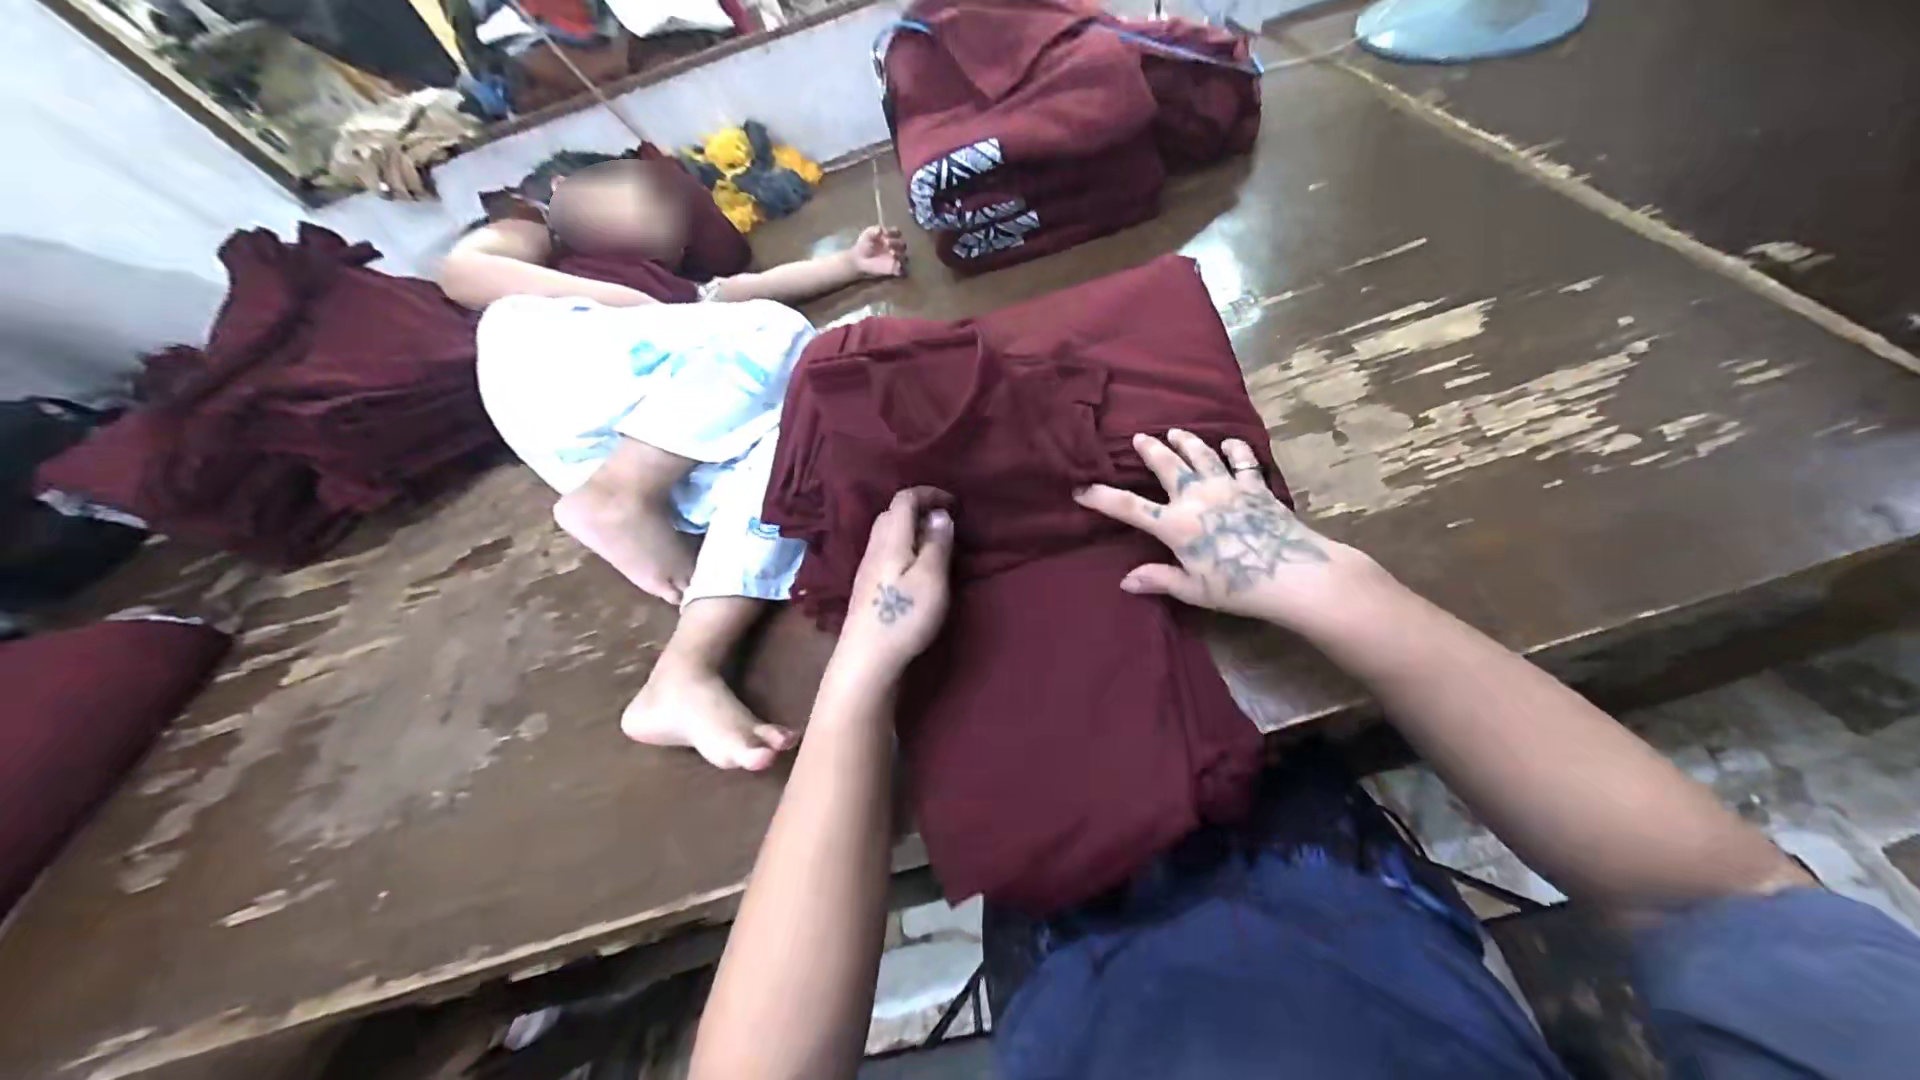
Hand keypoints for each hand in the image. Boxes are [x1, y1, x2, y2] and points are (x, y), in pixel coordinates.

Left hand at [833, 487, 954, 683]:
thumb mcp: (931, 579)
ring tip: (935, 544)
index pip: (903, 499)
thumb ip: (936, 544)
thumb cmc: (903, 617)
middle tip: (946, 522)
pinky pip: (885, 551)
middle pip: (891, 514)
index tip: (954, 503)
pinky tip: (915, 566)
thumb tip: (940, 514)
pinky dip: (904, 546)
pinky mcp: (866, 587)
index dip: (928, 493)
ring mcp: (866, 568)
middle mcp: (874, 548)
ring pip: (887, 533)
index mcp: (890, 540)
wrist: (866, 659)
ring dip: (911, 529)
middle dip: (919, 508)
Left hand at [848, 225, 907, 277]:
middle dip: (897, 243)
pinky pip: (902, 270)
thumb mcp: (867, 234)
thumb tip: (881, 229)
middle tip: (887, 244)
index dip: (895, 232)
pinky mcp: (893, 270)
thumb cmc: (863, 245)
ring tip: (891, 254)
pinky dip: (901, 268)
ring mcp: (895, 259)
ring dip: (900, 254)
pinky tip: (895, 264)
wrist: (858, 260)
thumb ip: (874, 230)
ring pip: (905, 257)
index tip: (887, 233)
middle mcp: (894, 248)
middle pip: (903, 244)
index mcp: (890, 238)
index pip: (898, 233)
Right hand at [1074, 430, 1384, 628]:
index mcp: (1176, 525)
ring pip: (1202, 456)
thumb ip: (1158, 579)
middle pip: (1167, 467)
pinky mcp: (1255, 488)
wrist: (1295, 574)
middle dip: (1150, 451)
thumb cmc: (1238, 587)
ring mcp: (1228, 488)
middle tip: (1139, 437)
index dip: (1102, 497)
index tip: (1081, 489)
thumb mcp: (1193, 589)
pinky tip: (1230, 443)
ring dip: (1187, 442)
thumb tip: (1126, 581)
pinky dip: (1235, 450)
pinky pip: (1242, 462)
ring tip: (1176, 431)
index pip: (1129, 507)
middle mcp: (1197, 498)